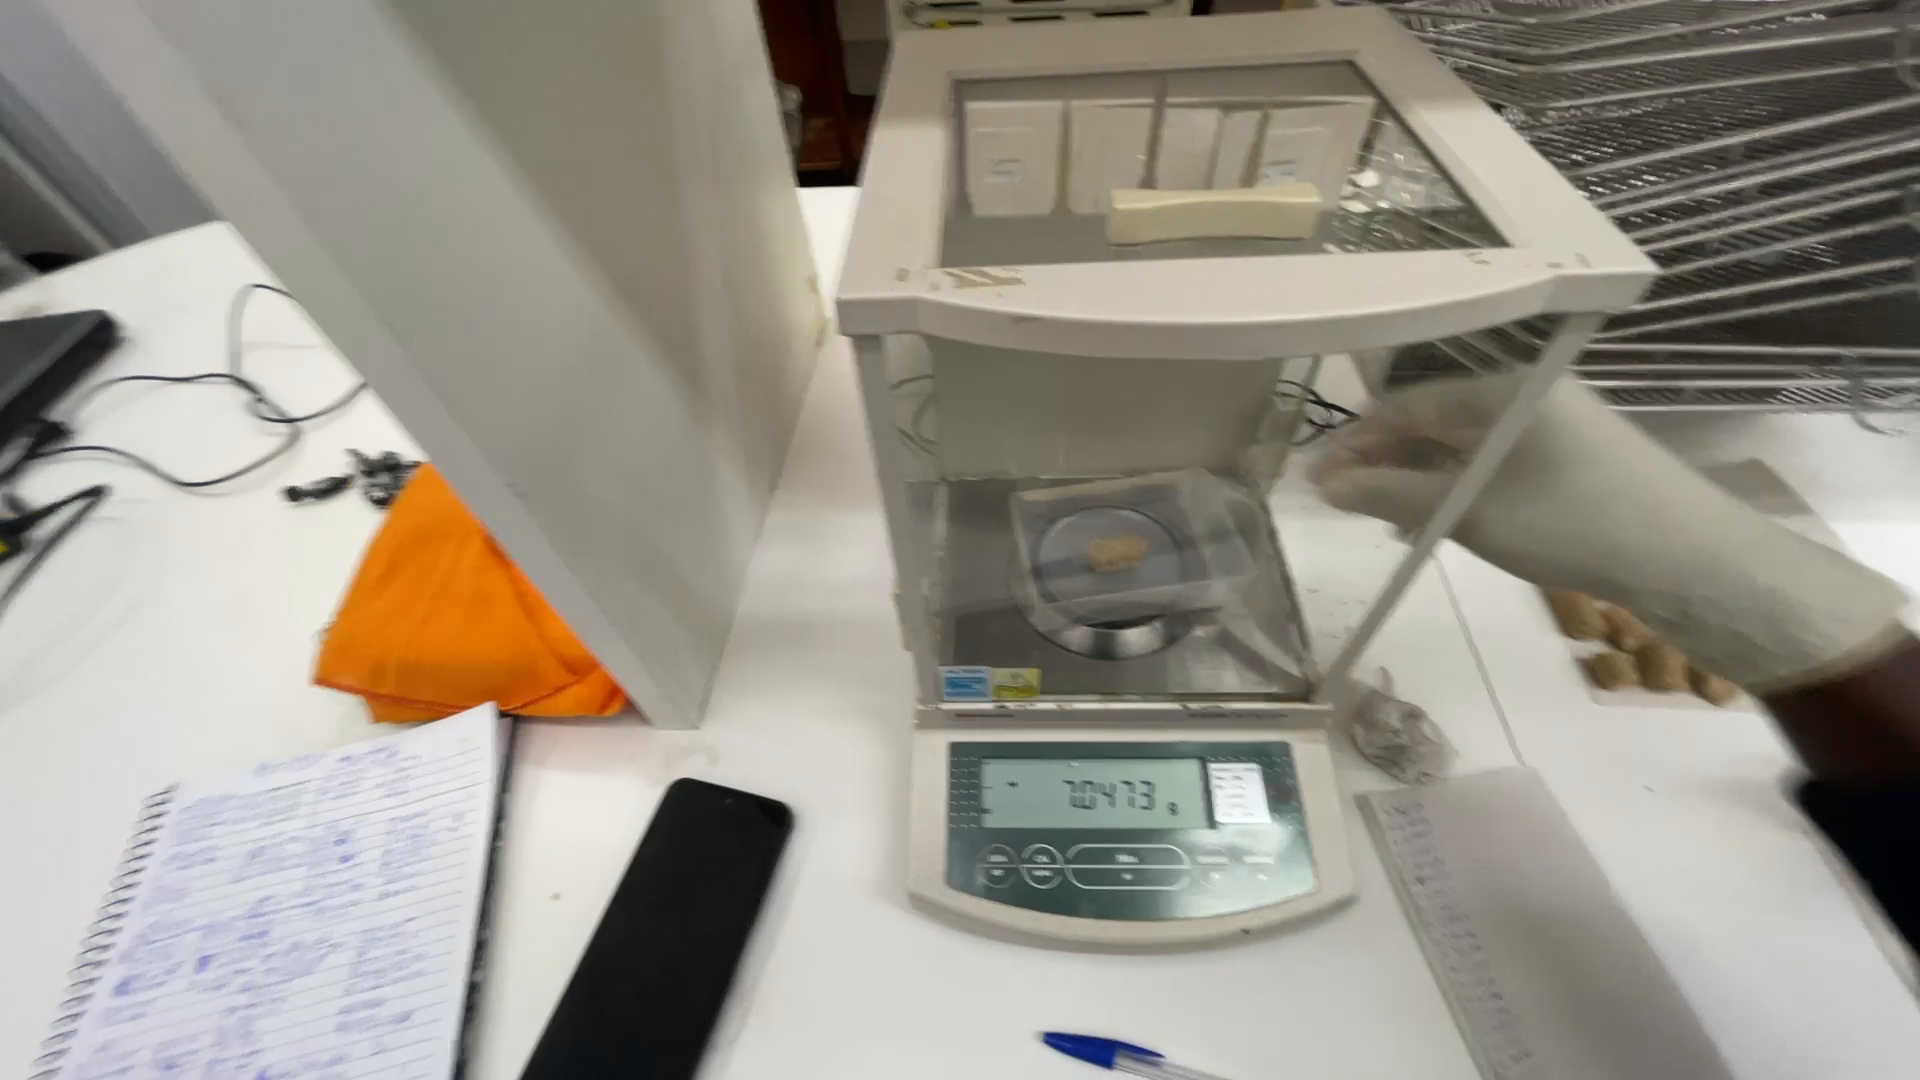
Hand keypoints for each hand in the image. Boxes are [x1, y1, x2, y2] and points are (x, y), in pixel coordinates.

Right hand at [1310, 371, 1909, 690]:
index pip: (1402, 406)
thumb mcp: (1464, 509)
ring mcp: (1544, 424)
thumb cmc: (1566, 522)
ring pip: (1452, 444)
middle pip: (1426, 422)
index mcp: (1498, 390)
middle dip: (1378, 462)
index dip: (1352, 443)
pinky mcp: (1560, 454)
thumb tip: (1322, 486)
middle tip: (1339, 500)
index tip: (1316, 478)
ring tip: (1376, 515)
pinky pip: (1483, 460)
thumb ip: (1386, 493)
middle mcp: (1519, 395)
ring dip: (1409, 477)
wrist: (1689, 560)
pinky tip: (1427, 516)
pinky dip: (1447, 485)